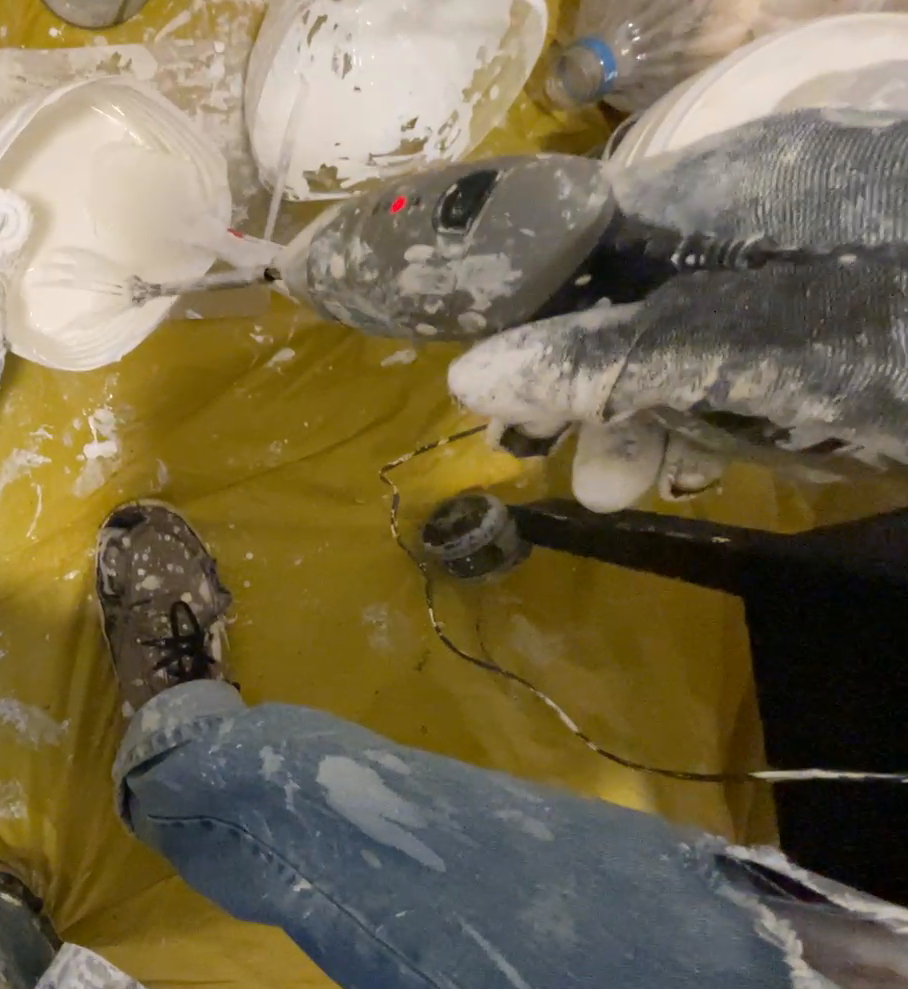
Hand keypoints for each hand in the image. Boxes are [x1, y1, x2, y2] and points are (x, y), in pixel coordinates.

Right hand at [446, 109, 907, 511]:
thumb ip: (619, 358)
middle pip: (613, 295)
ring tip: (622, 487)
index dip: (516, 315)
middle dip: (573, 383)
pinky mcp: (836, 302)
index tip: (489, 389)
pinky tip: (691, 458)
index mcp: (737, 185)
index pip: (570, 239)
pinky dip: (698, 408)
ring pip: (668, 333)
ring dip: (630, 412)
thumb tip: (468, 377)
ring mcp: (801, 254)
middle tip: (542, 452)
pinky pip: (728, 352)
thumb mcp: (784, 350)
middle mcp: (757, 207)